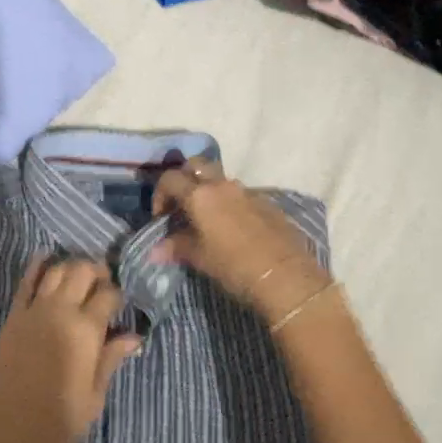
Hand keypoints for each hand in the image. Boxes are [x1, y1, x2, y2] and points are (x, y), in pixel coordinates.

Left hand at [0, 255, 141, 442]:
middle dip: (97, 271)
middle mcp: (60, 310)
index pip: (108, 295)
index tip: (122, 304)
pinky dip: (38, 265)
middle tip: (104, 282)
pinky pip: (26, 280)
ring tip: (81, 275)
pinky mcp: (14, 314)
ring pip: (56, 270)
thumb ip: (111, 359)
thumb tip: (134, 336)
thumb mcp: (95, 395)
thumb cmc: (59, 419)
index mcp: (85, 331)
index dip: (119, 295)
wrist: (10, 427)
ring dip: (72, 265)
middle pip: (82, 271)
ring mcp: (34, 309)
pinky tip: (46, 259)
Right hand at [153, 159, 331, 320]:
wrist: (286, 277)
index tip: (161, 217)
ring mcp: (247, 192)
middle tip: (182, 205)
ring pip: (220, 179)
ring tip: (208, 219)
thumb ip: (176, 247)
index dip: (160, 194)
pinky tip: (234, 228)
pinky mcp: (267, 203)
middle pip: (195, 165)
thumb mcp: (200, 258)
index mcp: (200, 195)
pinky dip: (230, 203)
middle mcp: (222, 186)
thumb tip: (154, 251)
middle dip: (184, 179)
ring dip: (208, 191)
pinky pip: (241, 195)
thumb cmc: (234, 266)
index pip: (170, 179)